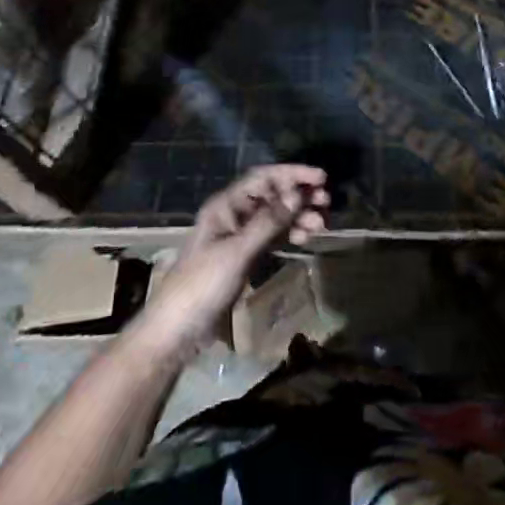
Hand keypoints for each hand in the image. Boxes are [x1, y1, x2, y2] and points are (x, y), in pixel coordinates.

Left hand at [126, 164, 329, 361]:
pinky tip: (305, 238)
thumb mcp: (237, 252)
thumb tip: (297, 194)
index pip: (263, 178)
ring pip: (275, 217)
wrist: (177, 330)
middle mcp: (234, 215)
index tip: (321, 177)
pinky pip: (273, 237)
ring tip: (321, 224)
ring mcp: (239, 237)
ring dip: (298, 217)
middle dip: (299, 196)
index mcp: (226, 206)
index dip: (292, 174)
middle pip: (272, 196)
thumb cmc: (202, 285)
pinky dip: (289, 235)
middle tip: (326, 203)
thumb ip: (268, 222)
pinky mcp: (245, 257)